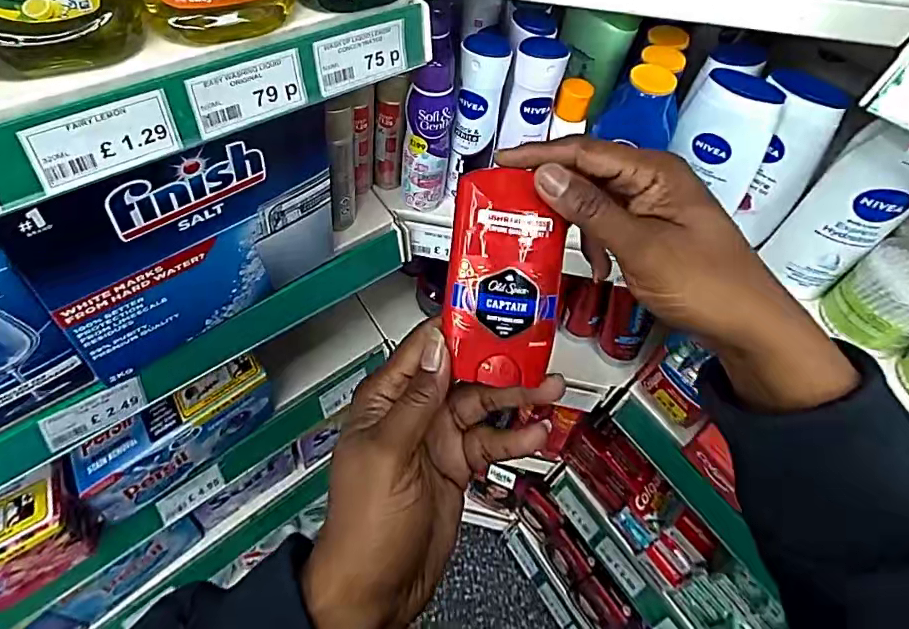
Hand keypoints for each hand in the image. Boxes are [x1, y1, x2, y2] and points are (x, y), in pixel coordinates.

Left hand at [302, 320, 565, 628]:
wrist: (376, 593)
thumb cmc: (361, 528)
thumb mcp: (387, 455)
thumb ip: (416, 401)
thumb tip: (436, 350)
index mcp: (388, 400)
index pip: (425, 348)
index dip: (457, 329)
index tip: (489, 315)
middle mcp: (415, 412)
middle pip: (463, 373)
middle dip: (498, 363)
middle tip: (532, 354)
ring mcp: (439, 438)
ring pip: (484, 406)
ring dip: (516, 398)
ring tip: (547, 391)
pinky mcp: (458, 463)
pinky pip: (492, 441)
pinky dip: (516, 437)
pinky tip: (536, 432)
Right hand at [497, 137, 857, 412]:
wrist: (753, 330)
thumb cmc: (708, 286)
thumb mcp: (640, 247)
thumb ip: (589, 209)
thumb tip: (546, 174)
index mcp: (655, 171)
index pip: (586, 151)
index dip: (541, 154)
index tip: (505, 160)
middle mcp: (653, 179)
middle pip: (589, 170)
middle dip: (553, 186)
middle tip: (514, 198)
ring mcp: (654, 203)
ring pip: (596, 197)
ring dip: (575, 219)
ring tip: (553, 238)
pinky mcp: (653, 227)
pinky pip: (610, 220)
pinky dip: (595, 238)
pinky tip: (595, 264)